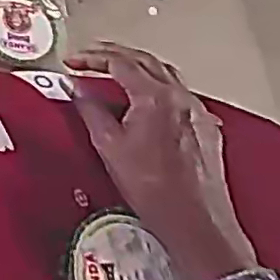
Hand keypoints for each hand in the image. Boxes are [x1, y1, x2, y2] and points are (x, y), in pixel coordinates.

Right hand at [72, 44, 256, 279]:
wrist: (196, 225)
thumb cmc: (153, 189)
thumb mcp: (109, 145)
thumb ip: (90, 109)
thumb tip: (77, 89)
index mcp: (155, 96)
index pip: (119, 62)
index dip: (91, 58)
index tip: (73, 62)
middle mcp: (180, 97)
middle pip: (144, 60)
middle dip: (113, 54)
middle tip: (90, 58)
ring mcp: (197, 112)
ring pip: (164, 73)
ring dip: (136, 66)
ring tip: (114, 71)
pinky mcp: (206, 129)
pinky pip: (179, 93)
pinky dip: (156, 86)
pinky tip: (146, 99)